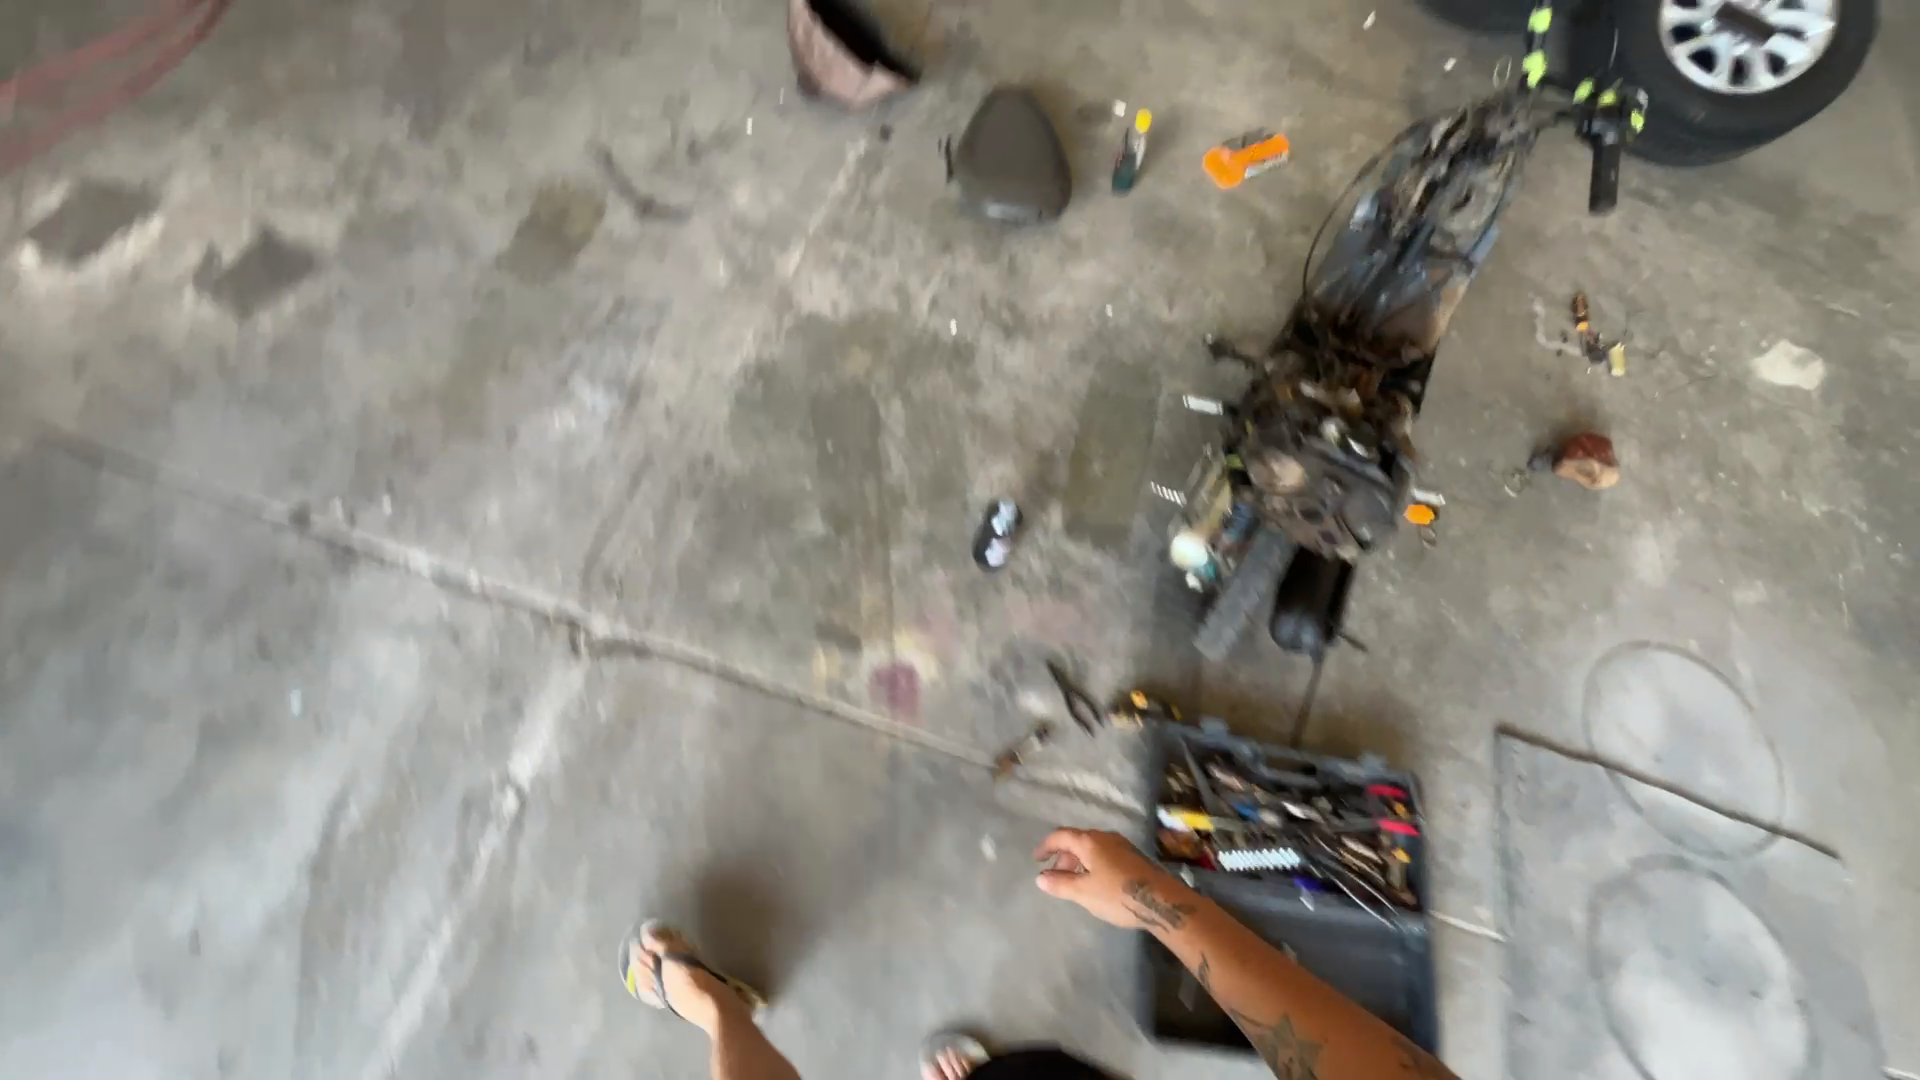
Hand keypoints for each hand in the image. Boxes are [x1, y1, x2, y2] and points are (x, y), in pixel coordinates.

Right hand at [1032, 828, 1197, 932]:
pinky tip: (1096, 882)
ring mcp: (1121, 845)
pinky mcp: (1132, 856)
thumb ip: (1060, 884)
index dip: (1046, 846)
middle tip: (1056, 876)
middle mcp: (1104, 837)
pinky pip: (1104, 854)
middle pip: (1077, 841)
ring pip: (1092, 848)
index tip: (1037, 859)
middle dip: (1063, 857)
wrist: (1161, 901)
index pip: (1061, 836)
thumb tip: (1040, 877)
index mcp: (1089, 841)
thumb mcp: (1084, 893)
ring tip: (1075, 882)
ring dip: (1078, 862)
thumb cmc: (1118, 894)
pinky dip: (1092, 864)